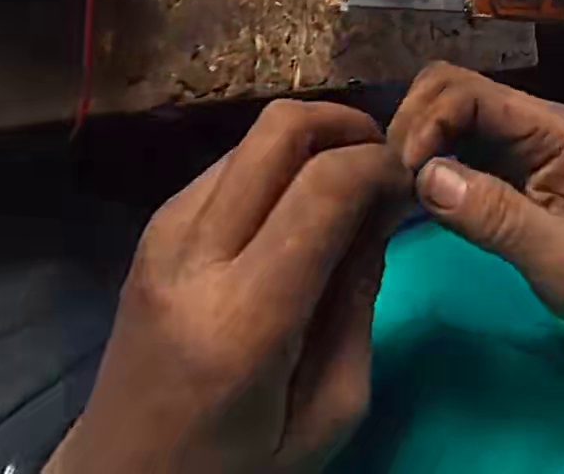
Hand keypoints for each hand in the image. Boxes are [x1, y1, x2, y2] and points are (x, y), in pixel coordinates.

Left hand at [48, 101, 409, 473]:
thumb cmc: (233, 471)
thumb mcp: (331, 408)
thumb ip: (362, 295)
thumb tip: (384, 205)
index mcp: (244, 318)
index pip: (326, 186)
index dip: (381, 165)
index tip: (407, 185)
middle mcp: (196, 255)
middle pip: (283, 127)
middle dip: (348, 124)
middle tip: (380, 160)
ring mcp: (166, 232)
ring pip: (260, 134)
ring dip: (317, 139)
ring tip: (346, 181)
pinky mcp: (156, 224)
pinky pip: (237, 158)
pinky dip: (284, 160)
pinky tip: (298, 203)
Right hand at [387, 63, 563, 333]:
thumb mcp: (559, 258)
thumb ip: (496, 216)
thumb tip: (426, 174)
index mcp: (550, 127)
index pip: (472, 91)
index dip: (430, 120)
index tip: (407, 173)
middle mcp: (527, 120)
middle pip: (451, 86)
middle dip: (415, 122)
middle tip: (396, 179)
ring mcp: (511, 139)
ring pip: (443, 108)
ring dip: (413, 138)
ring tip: (398, 187)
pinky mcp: (496, 163)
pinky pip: (447, 141)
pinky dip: (422, 157)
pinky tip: (411, 192)